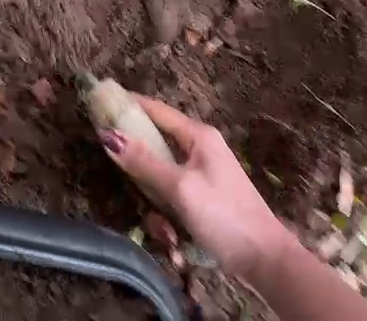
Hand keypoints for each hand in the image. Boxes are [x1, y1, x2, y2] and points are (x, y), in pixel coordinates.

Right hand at [98, 93, 294, 276]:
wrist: (267, 262)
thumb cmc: (225, 216)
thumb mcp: (180, 188)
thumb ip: (143, 162)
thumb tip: (107, 134)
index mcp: (197, 135)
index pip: (154, 109)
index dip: (126, 105)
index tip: (99, 104)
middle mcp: (199, 149)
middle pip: (154, 147)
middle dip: (142, 175)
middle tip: (134, 191)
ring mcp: (202, 174)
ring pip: (160, 178)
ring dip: (157, 205)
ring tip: (167, 232)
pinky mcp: (203, 198)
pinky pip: (172, 198)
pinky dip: (169, 218)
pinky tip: (176, 241)